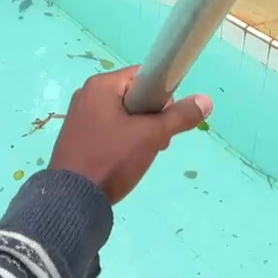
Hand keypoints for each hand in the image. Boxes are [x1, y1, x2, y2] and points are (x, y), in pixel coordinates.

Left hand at [47, 67, 212, 204]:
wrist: (71, 201)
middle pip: (133, 96)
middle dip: (151, 118)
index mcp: (100, 85)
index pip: (143, 76)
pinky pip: (107, 130)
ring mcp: (78, 117)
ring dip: (138, 132)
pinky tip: (125, 161)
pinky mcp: (76, 138)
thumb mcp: (151, 136)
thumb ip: (179, 117)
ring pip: (122, 115)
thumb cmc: (111, 159)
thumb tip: (206, 100)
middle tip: (158, 142)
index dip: (161, 95)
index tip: (167, 119)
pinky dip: (121, 141)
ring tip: (143, 155)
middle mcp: (86, 94)